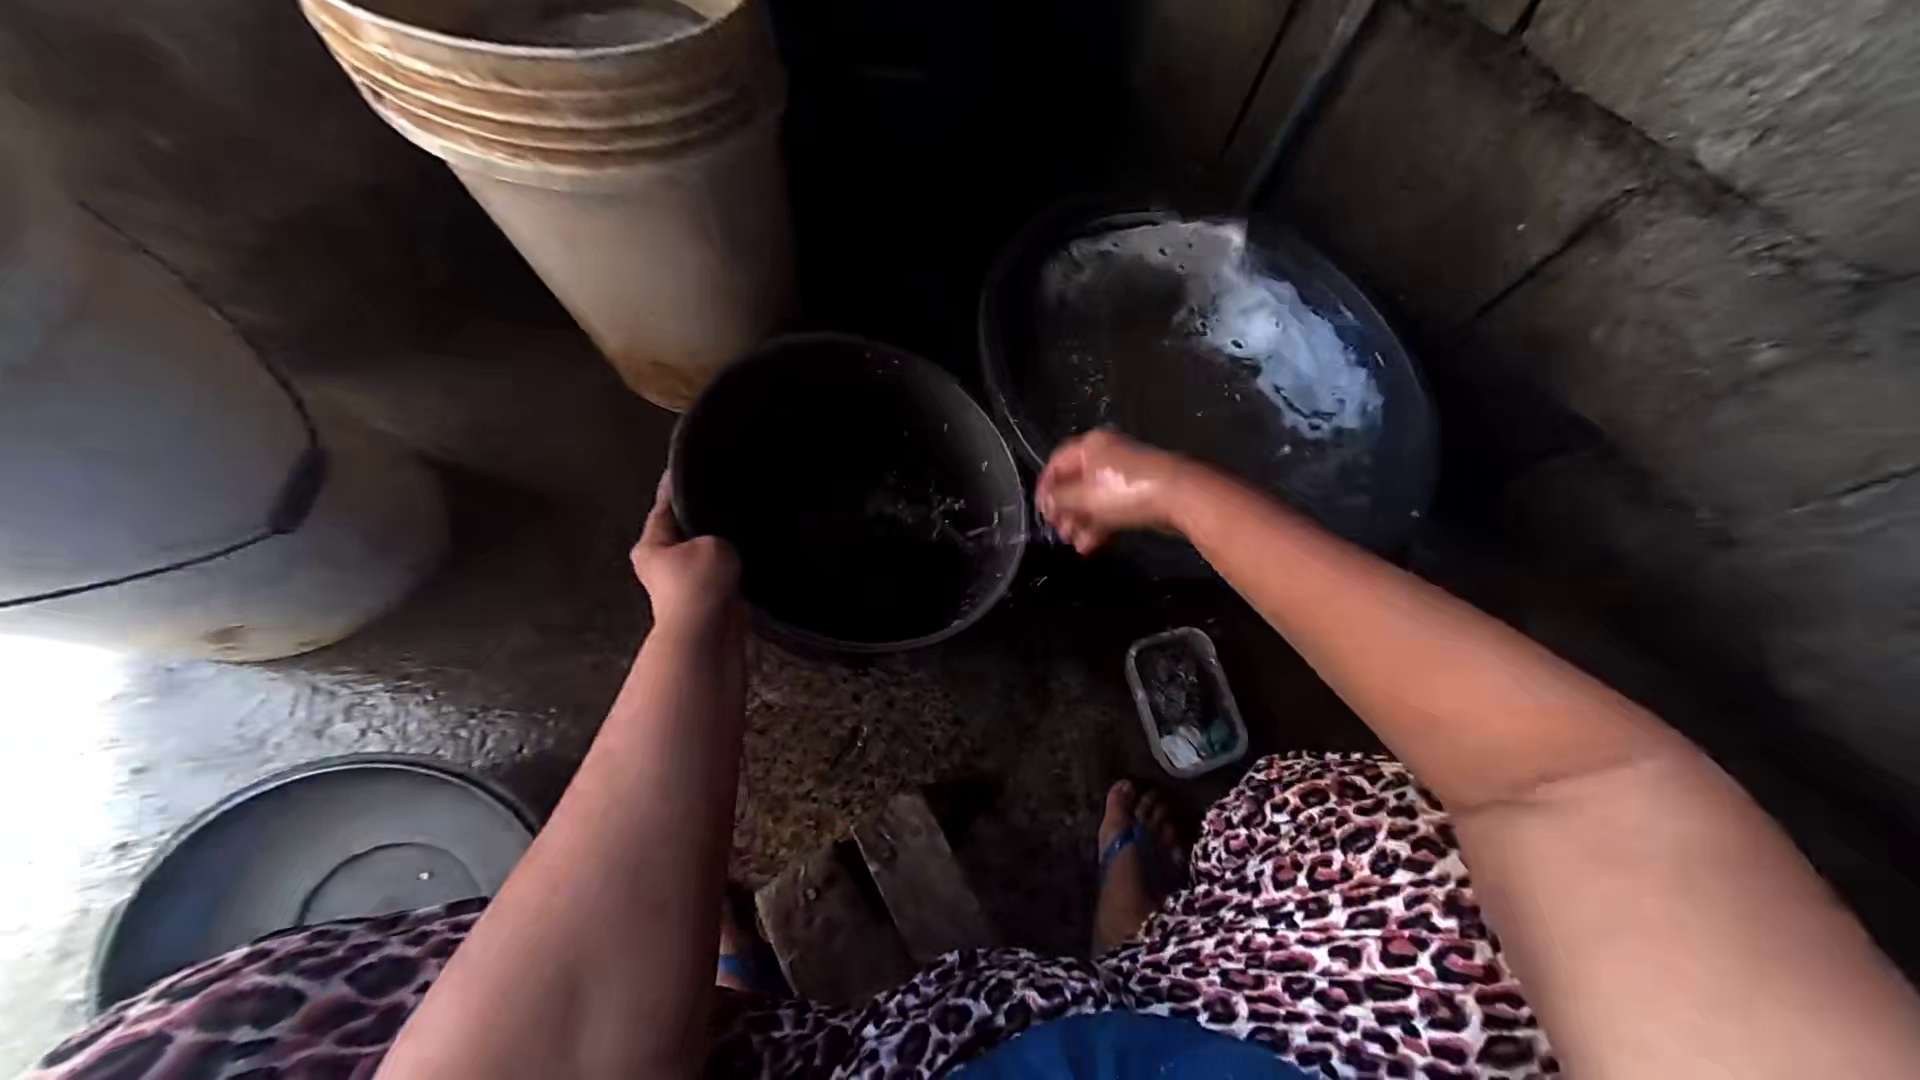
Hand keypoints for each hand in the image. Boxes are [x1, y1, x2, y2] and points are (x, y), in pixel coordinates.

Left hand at [631, 474, 742, 625]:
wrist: (708, 633)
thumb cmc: (698, 583)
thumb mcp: (712, 542)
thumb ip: (718, 533)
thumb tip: (722, 541)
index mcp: (651, 545)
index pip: (663, 507)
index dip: (674, 488)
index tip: (682, 470)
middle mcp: (662, 564)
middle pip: (683, 532)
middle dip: (700, 519)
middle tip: (721, 496)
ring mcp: (685, 584)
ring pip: (705, 555)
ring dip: (721, 545)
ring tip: (742, 523)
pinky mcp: (707, 599)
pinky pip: (722, 574)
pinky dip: (734, 566)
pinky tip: (750, 553)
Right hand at [1035, 430, 1190, 553]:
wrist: (1181, 497)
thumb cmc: (1126, 491)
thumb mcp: (1084, 497)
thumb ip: (1060, 499)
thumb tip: (1047, 502)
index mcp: (1091, 446)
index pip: (1057, 463)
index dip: (1045, 487)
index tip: (1042, 511)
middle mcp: (1107, 455)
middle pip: (1077, 483)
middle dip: (1067, 512)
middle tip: (1061, 532)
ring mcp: (1126, 474)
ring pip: (1095, 499)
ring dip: (1083, 523)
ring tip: (1077, 545)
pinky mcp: (1141, 492)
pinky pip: (1113, 507)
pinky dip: (1102, 525)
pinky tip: (1094, 545)